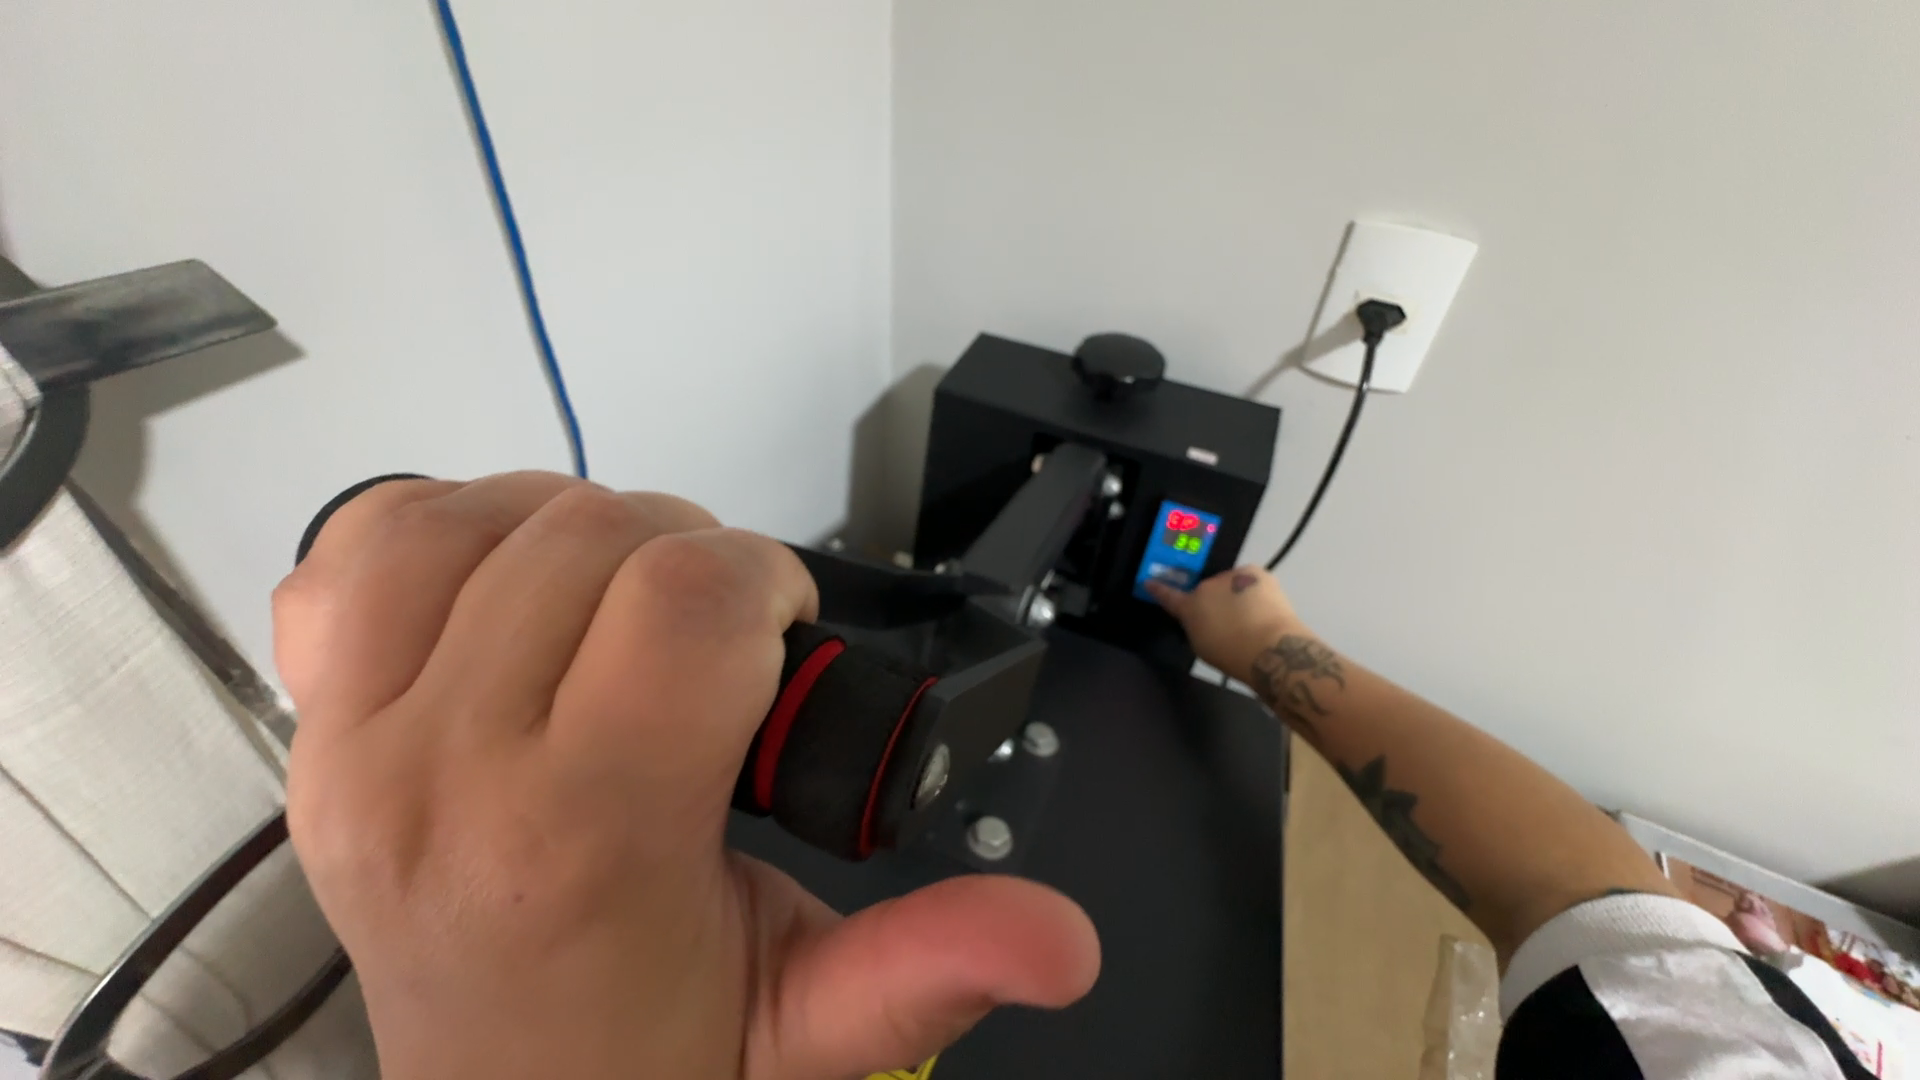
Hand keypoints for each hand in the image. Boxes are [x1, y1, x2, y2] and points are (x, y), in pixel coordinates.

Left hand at [275, 472, 1098, 1079]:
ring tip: (628, 601)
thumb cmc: (661, 1058)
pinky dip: (456, 530)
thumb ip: (934, 966)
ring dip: (583, 528)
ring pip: (481, 516)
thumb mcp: (815, 1025)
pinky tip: (516, 590)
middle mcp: (450, 774)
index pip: (689, 599)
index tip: (782, 632)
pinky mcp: (313, 723)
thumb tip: (1067, 943)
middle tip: (722, 628)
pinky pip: (365, 547)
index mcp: (590, 839)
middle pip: (597, 535)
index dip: (767, 582)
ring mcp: (357, 742)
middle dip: (694, 553)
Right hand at [1145, 566, 1306, 684]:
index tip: (1149, 582)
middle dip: (1213, 599)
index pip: (1169, 596)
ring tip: (1249, 615)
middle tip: (1227, 618)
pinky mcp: (1257, 573)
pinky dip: (1254, 590)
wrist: (1272, 648)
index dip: (1158, 590)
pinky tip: (1264, 608)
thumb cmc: (1232, 654)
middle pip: (1206, 589)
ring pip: (1230, 583)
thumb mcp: (1202, 645)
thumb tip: (1201, 618)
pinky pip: (1250, 580)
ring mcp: (1232, 577)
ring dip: (1234, 593)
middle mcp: (1207, 586)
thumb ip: (1195, 625)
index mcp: (1190, 606)